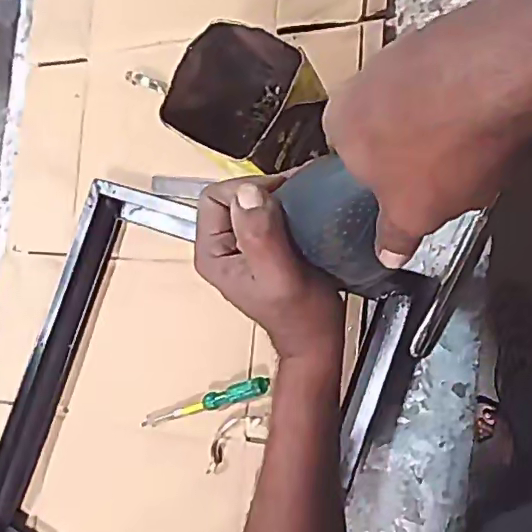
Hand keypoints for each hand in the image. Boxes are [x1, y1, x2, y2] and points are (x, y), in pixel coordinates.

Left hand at [195, 176, 345, 365]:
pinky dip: (287, 209)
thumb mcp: (282, 277)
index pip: (215, 197)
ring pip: (252, 202)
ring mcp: (243, 248)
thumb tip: (248, 194)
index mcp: (214, 255)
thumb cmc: (302, 319)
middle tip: (295, 201)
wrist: (317, 340)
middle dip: (265, 192)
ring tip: (302, 207)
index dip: (248, 191)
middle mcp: (223, 249)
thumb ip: (262, 237)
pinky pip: (268, 214)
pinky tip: (304, 217)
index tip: (280, 198)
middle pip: (233, 196)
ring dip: (279, 199)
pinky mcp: (263, 248)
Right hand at [323, 0, 531, 265]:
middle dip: (422, 158)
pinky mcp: (454, 32)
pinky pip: (461, 81)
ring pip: (428, 107)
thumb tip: (387, 252)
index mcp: (338, 123)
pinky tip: (500, 118)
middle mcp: (364, 77)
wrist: (505, 71)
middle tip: (451, 181)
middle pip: (393, 134)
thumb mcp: (414, 214)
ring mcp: (408, 48)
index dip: (387, 188)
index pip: (353, 166)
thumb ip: (395, 236)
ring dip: (451, 131)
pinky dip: (477, 100)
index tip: (413, 201)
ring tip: (482, 151)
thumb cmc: (444, 144)